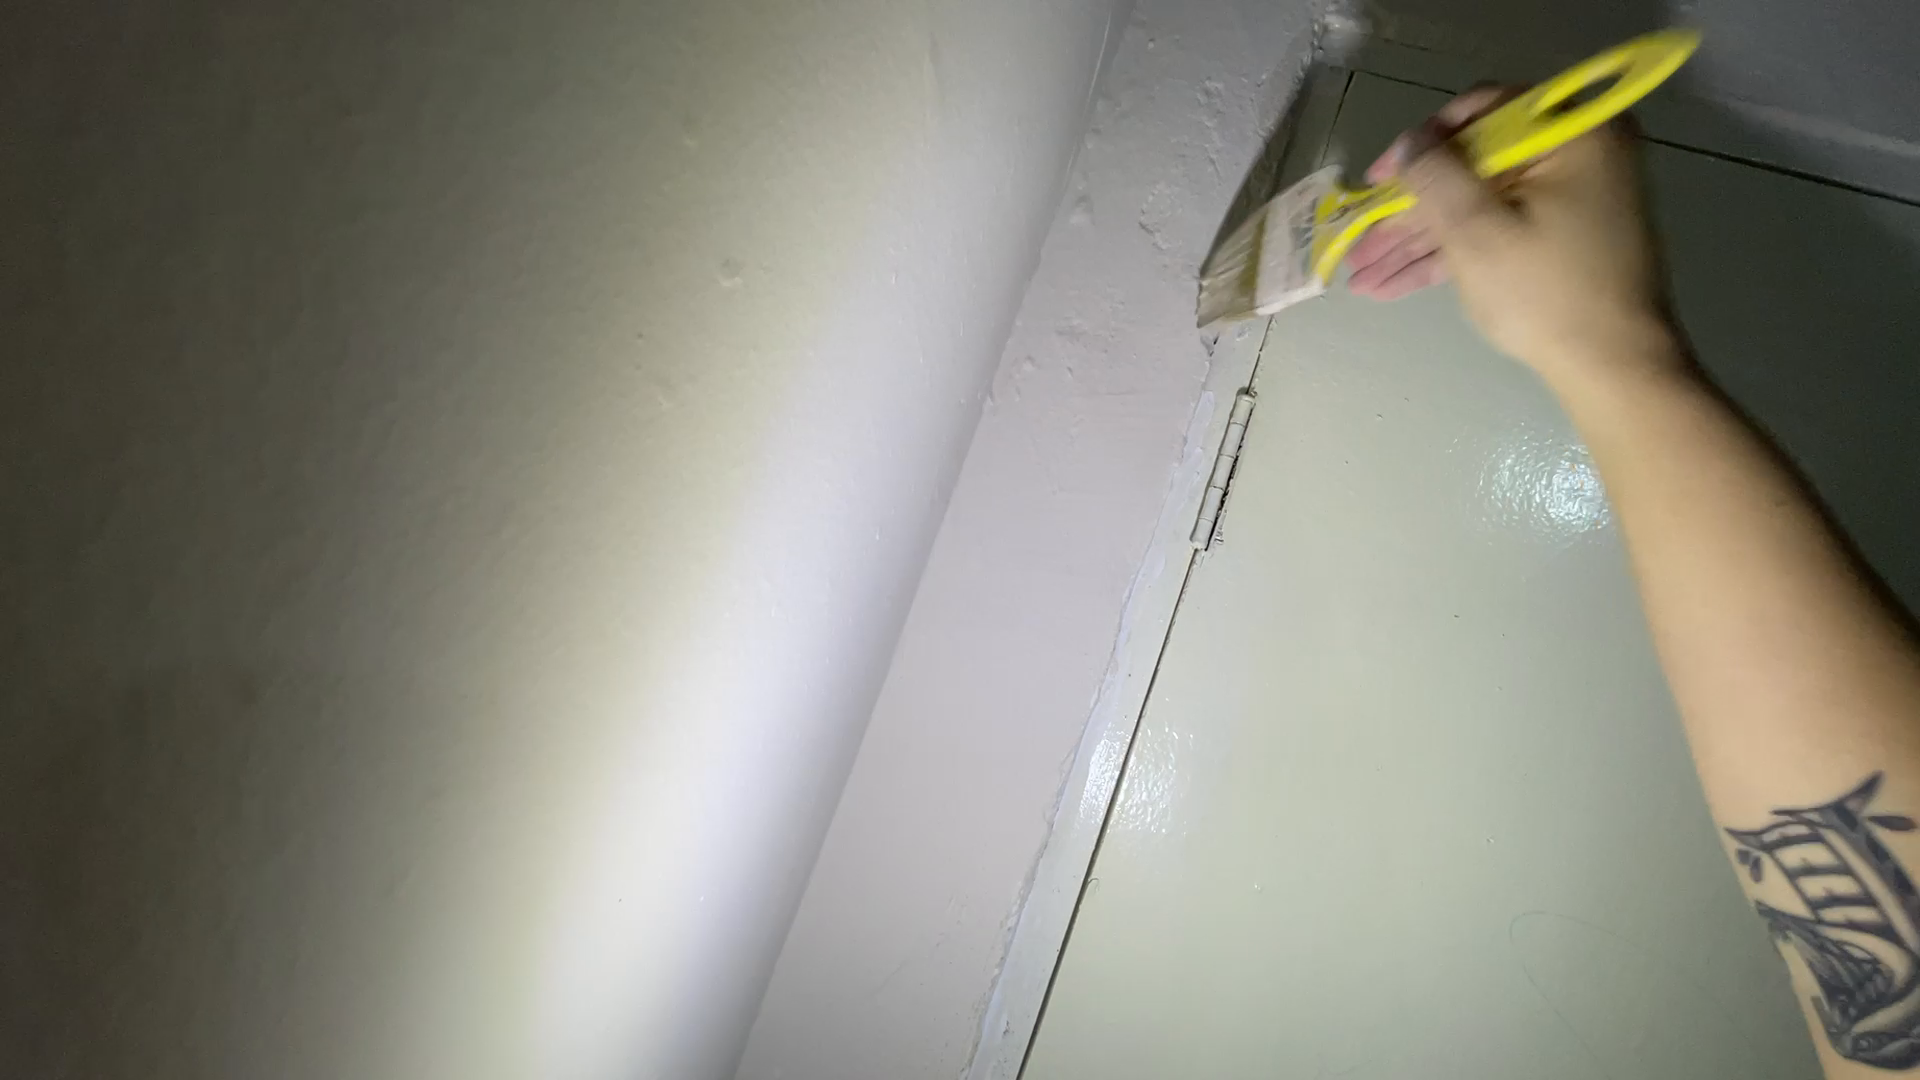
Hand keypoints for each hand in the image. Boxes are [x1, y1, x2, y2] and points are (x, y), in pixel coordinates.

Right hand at [1346, 86, 1686, 389]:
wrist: (1605, 358)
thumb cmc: (1542, 289)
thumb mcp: (1476, 230)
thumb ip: (1436, 177)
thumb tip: (1409, 140)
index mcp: (1569, 134)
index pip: (1481, 113)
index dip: (1419, 145)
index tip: (1375, 181)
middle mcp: (1570, 155)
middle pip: (1468, 169)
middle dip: (1406, 211)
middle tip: (1356, 243)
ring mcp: (1559, 199)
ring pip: (1470, 207)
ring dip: (1411, 242)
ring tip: (1359, 277)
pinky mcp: (1548, 237)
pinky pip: (1485, 233)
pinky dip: (1440, 257)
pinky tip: (1389, 286)